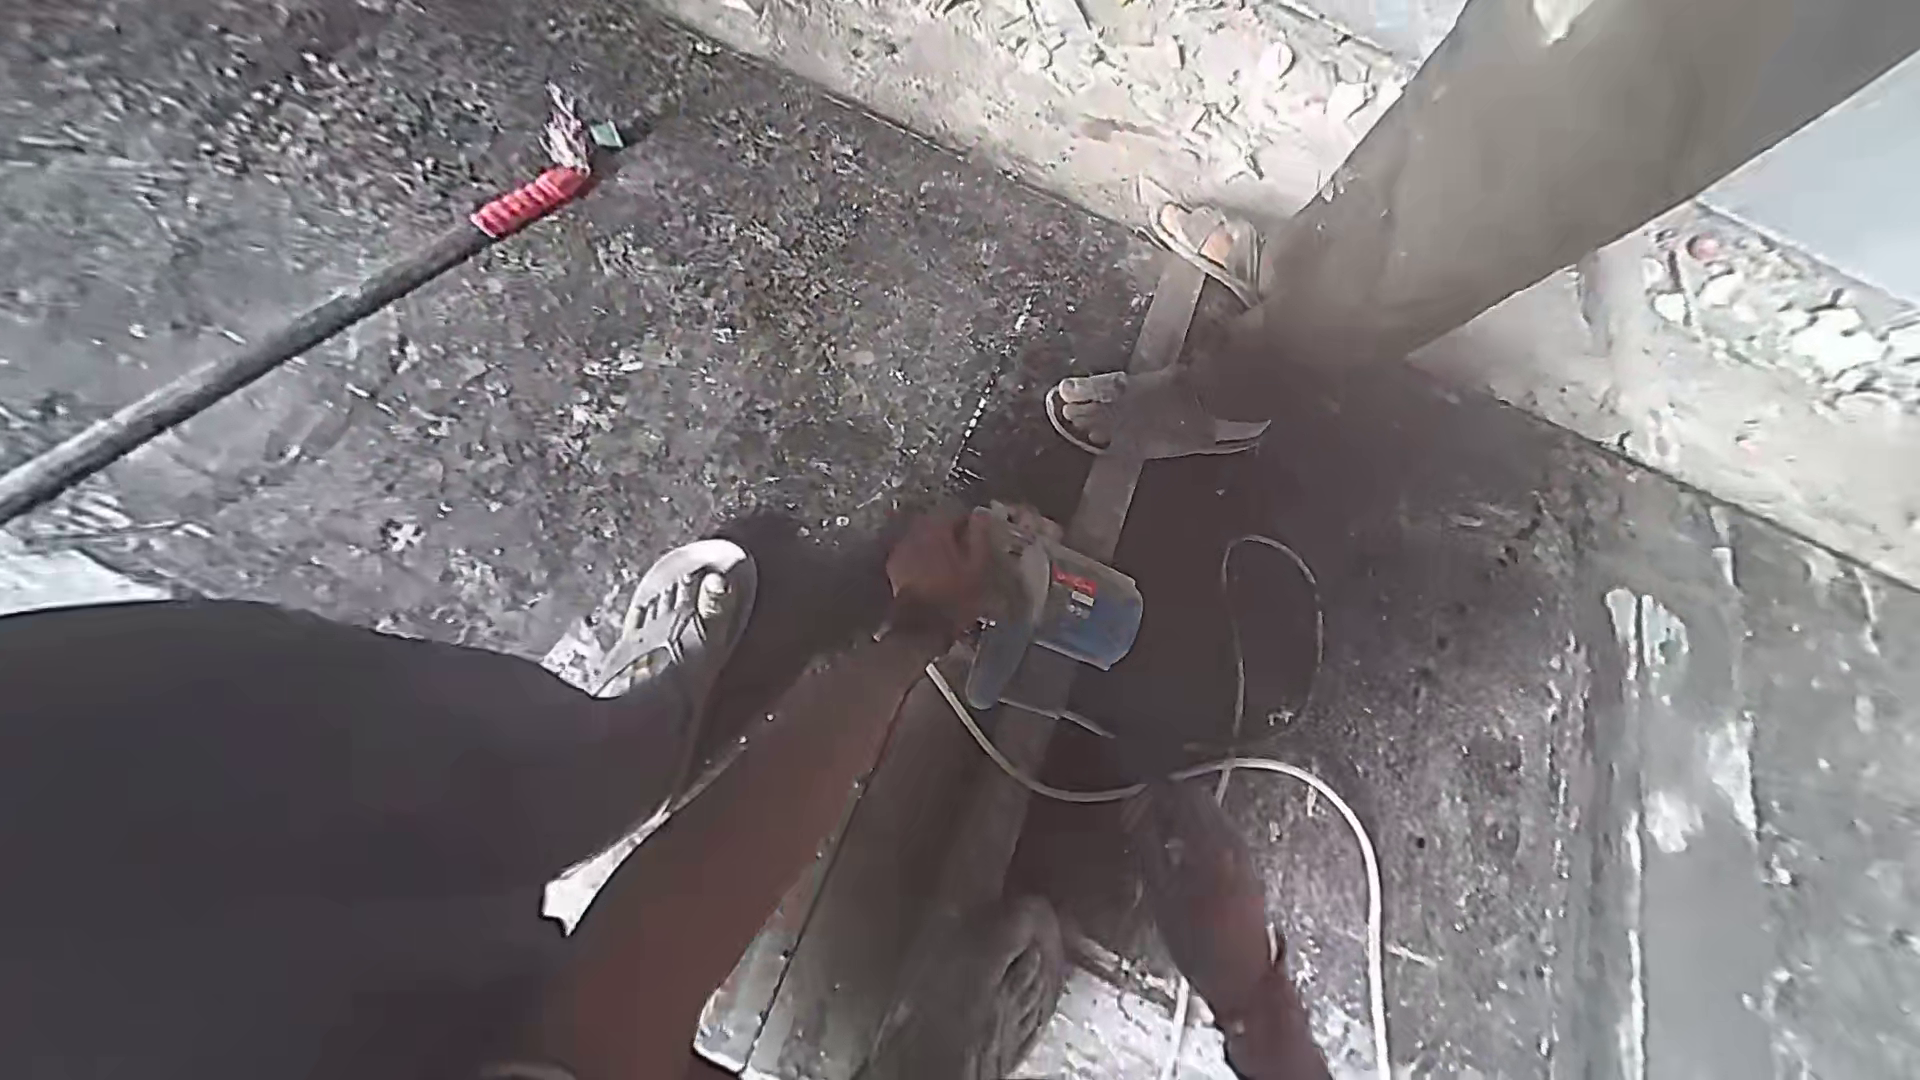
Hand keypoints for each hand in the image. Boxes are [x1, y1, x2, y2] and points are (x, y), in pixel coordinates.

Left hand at [885, 508, 993, 635]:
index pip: (954, 511)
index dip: (969, 523)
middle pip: (935, 522)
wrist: (921, 627)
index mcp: (936, 527)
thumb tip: (980, 512)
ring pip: (922, 536)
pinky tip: (932, 573)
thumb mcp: (977, 566)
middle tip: (964, 551)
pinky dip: (922, 556)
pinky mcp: (894, 565)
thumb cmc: (956, 597)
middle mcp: (914, 531)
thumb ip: (979, 536)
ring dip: (935, 544)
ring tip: (949, 562)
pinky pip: (912, 552)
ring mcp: (900, 548)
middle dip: (950, 532)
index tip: (978, 538)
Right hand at [1128, 781, 1274, 1017]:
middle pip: (1198, 797)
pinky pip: (1221, 830)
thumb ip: (1145, 842)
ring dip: (1185, 814)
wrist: (1243, 982)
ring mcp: (1244, 853)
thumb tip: (1133, 810)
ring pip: (1211, 812)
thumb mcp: (1159, 891)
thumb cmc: (1199, 943)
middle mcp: (1232, 842)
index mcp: (1209, 843)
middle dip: (1169, 799)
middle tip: (1146, 813)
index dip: (1153, 791)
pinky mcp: (1249, 866)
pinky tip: (1185, 850)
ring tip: (1162, 834)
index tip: (1136, 798)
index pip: (1179, 793)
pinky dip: (1200, 829)